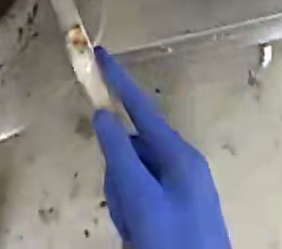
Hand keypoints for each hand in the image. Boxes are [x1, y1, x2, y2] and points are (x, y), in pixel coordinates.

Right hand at [92, 47, 229, 248]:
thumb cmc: (173, 244)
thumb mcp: (140, 198)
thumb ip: (117, 152)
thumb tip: (102, 114)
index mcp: (179, 156)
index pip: (140, 106)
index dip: (117, 79)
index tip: (97, 52)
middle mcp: (183, 166)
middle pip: (132, 146)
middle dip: (117, 172)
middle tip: (124, 207)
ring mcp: (183, 191)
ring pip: (133, 173)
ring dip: (124, 198)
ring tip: (134, 231)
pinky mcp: (180, 213)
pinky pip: (143, 196)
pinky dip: (133, 212)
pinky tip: (139, 237)